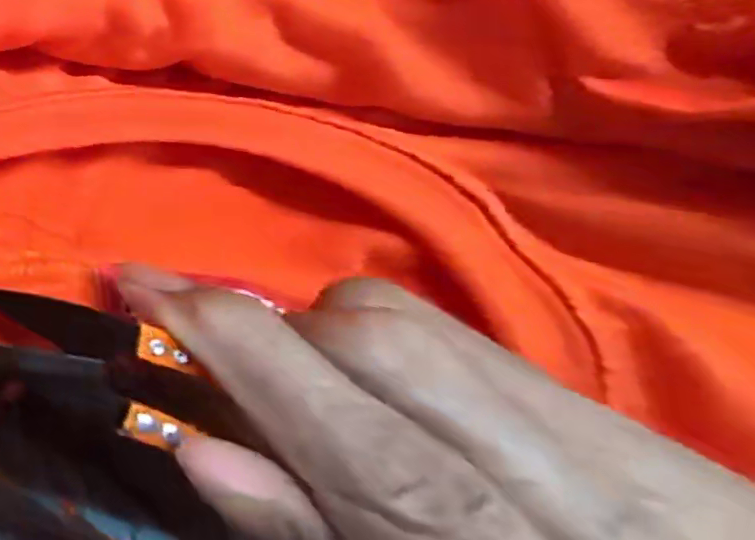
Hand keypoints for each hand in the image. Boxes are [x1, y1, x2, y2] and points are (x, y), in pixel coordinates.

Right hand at [117, 267, 754, 539]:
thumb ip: (302, 539)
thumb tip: (194, 448)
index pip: (358, 443)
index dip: (229, 345)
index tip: (136, 283)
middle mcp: (594, 515)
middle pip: (384, 346)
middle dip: (272, 328)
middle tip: (208, 339)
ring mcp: (647, 474)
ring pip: (424, 322)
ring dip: (328, 328)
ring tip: (307, 375)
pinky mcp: (663, 449)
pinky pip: (479, 342)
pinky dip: (396, 343)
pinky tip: (384, 387)